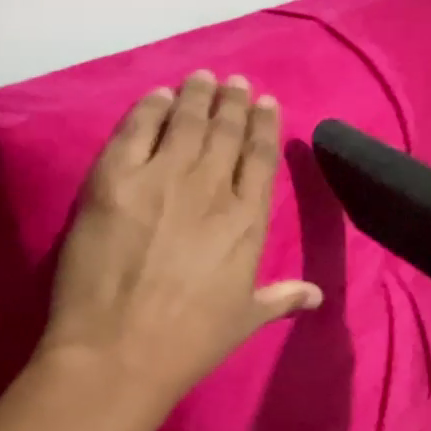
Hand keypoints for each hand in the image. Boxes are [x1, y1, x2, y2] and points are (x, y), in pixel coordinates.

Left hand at [39, 71, 320, 403]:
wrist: (119, 351)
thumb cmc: (190, 340)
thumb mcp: (246, 319)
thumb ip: (281, 298)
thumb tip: (317, 296)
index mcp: (248, 220)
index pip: (261, 157)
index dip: (265, 125)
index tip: (266, 102)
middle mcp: (210, 188)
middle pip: (226, 131)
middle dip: (233, 101)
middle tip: (234, 82)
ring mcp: (160, 178)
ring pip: (186, 122)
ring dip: (197, 96)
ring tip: (202, 78)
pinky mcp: (113, 178)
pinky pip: (136, 129)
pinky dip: (150, 108)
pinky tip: (158, 97)